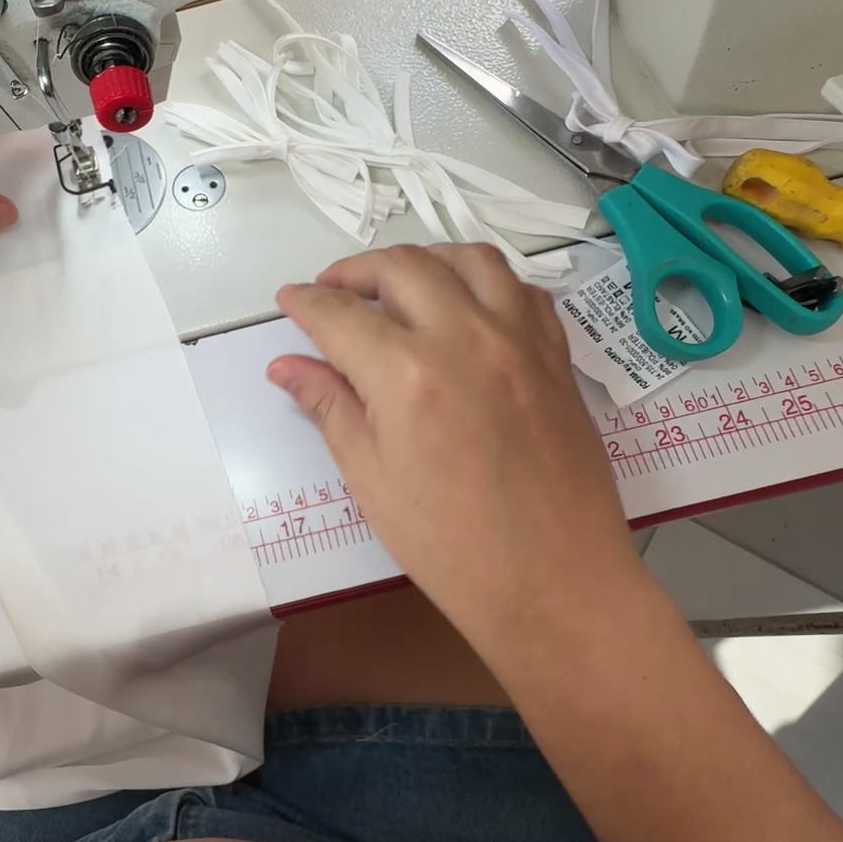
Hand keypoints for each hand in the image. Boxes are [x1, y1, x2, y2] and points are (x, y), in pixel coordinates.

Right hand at [270, 244, 636, 624]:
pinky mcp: (555, 356)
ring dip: (422, 259)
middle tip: (332, 290)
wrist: (553, 582)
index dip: (305, 302)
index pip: (341, 314)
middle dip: (354, 270)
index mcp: (407, 374)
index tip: (288, 300)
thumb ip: (329, 407)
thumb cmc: (450, 546)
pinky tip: (466, 304)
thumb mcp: (371, 479)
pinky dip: (484, 280)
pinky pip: (521, 288)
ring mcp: (519, 341)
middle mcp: (465, 338)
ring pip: (468, 259)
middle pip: (401, 268)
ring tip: (397, 282)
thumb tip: (287, 366)